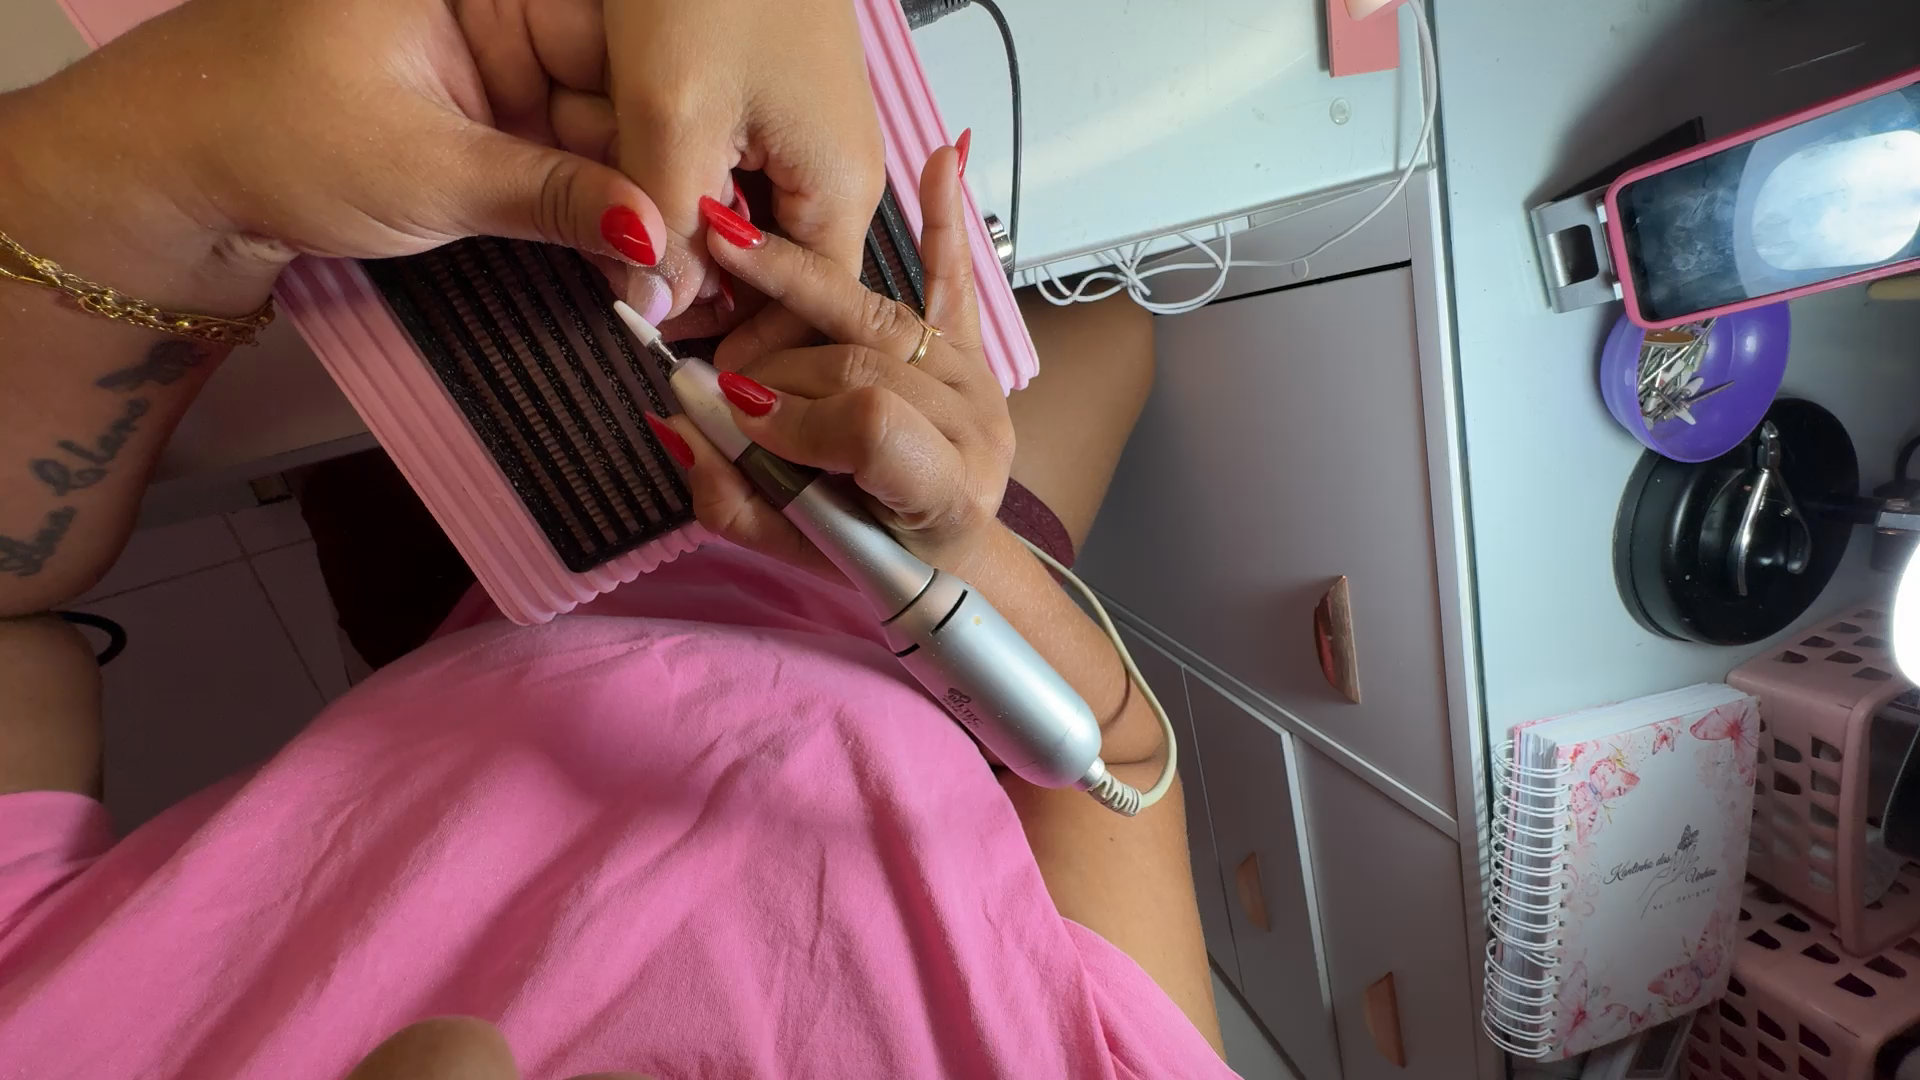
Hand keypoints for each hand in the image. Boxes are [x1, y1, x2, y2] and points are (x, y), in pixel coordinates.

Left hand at [2, 0, 671, 314]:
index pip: (608, 40)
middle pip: (619, 96)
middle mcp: (501, 17)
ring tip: (675, 279)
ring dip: (639, 215)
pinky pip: (579, 176)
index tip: (709, 197)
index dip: (666, 120)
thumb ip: (556, 198)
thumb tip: (660, 238)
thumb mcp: (428, 168)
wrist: (186, 187)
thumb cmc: (272, 140)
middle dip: (658, 178)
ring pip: (607, 144)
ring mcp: (507, 81)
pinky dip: (606, 226)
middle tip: (701, 259)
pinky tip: (637, 269)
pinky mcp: (506, 135)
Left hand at [601, 0, 886, 345]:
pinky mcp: (785, 116)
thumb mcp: (671, 111)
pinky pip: (745, 185)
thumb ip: (663, 227)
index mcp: (843, 191)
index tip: (689, 363)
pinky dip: (695, 197)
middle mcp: (842, 177)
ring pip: (757, 234)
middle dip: (711, 294)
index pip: (811, 310)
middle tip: (639, 297)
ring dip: (693, 244)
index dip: (749, 342)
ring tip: (630, 242)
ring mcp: (816, 146)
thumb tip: (656, 306)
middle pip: (785, 277)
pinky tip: (648, 185)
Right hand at [661, 147, 1012, 577]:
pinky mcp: (970, 355)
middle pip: (865, 365)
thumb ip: (739, 504)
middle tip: (720, 374)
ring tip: (735, 254)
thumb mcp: (800, 554)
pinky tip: (940, 162)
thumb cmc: (875, 558)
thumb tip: (679, 428)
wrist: (947, 553)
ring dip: (798, 285)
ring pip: (879, 318)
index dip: (796, 416)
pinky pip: (953, 285)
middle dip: (775, 366)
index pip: (873, 425)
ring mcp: (977, 384)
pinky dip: (944, 224)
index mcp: (946, 492)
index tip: (734, 412)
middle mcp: (975, 429)